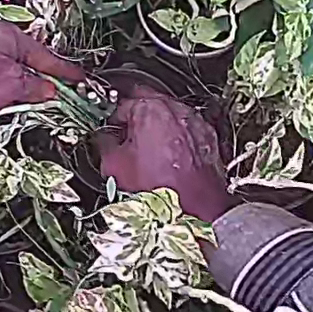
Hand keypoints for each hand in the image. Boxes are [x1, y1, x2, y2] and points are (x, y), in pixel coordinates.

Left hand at [0, 22, 85, 119]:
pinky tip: (11, 92)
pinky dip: (7, 81)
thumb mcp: (13, 85)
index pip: (43, 54)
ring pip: (9, 64)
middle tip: (60, 87)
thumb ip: (35, 87)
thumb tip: (50, 90)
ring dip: (23, 79)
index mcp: (6, 33)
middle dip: (42, 73)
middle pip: (26, 57)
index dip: (63, 69)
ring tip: (36, 94)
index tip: (78, 78)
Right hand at [95, 85, 232, 221]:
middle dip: (137, 116)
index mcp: (149, 109)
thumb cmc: (160, 188)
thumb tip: (104, 139)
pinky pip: (187, 129)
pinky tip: (169, 156)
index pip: (123, 104)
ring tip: (148, 149)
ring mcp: (195, 122)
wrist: (195, 209)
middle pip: (149, 102)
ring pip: (170, 114)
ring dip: (159, 125)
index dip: (113, 119)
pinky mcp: (208, 137)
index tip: (111, 130)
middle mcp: (175, 109)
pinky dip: (178, 137)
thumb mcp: (115, 166)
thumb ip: (105, 143)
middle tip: (127, 135)